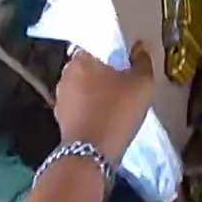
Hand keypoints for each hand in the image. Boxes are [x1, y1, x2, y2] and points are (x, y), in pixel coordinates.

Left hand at [54, 43, 156, 158]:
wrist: (90, 155)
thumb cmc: (117, 110)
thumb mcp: (142, 83)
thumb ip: (142, 61)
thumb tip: (139, 47)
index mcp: (82, 58)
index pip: (96, 46)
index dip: (111, 53)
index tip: (124, 62)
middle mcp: (66, 74)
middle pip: (88, 67)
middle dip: (101, 72)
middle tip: (121, 81)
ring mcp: (60, 98)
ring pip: (82, 87)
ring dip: (94, 92)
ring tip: (113, 101)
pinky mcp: (59, 119)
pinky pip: (78, 106)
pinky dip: (88, 108)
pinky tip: (102, 117)